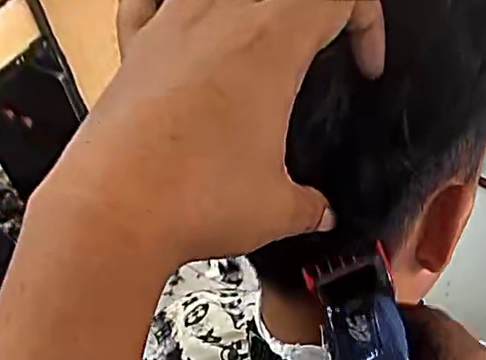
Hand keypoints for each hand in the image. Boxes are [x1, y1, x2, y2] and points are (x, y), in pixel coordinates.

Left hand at [41, 0, 384, 270]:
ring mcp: (171, 22)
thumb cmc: (191, 197)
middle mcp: (218, 15)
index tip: (363, 67)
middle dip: (316, 17)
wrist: (119, 208)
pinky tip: (192, 34)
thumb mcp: (278, 211)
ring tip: (264, 51)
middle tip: (321, 55)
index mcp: (270, 42)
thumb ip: (310, 206)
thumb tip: (318, 211)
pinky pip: (157, 0)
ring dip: (254, 17)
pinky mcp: (137, 48)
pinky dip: (182, 11)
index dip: (366, 23)